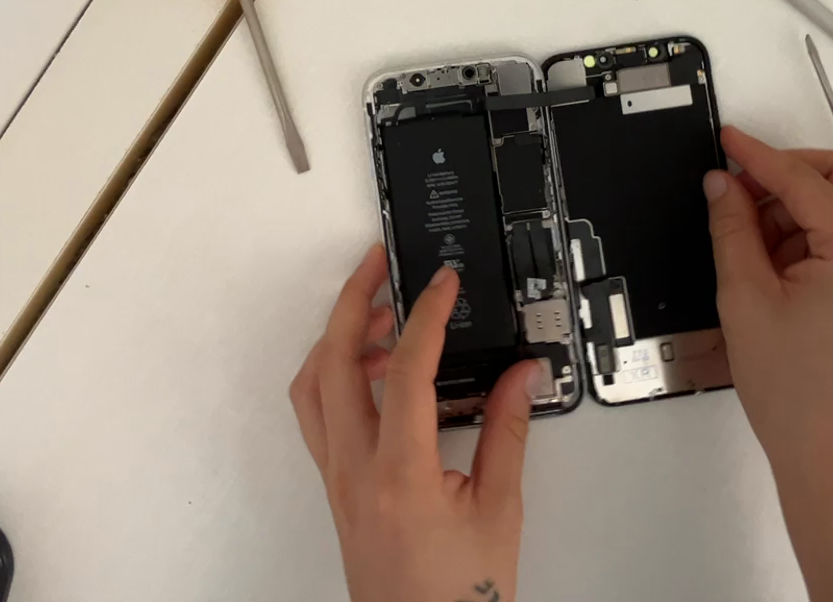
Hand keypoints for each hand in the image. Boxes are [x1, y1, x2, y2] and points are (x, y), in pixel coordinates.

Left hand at [291, 244, 544, 601]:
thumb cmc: (458, 598)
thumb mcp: (499, 510)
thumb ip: (508, 431)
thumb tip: (521, 374)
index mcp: (399, 474)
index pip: (405, 369)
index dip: (427, 316)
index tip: (443, 284)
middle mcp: (354, 469)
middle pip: (332, 359)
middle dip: (351, 298)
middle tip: (376, 263)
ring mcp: (335, 475)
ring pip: (312, 383)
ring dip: (337, 334)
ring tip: (380, 313)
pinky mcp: (334, 483)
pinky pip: (317, 411)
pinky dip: (333, 371)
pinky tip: (370, 367)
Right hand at [705, 126, 832, 601]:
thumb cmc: (796, 393)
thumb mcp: (746, 300)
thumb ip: (732, 228)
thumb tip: (722, 183)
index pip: (805, 180)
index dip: (757, 155)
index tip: (725, 137)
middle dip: (790, 172)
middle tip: (739, 188)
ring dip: (804, 205)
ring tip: (753, 239)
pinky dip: (821, 234)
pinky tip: (781, 263)